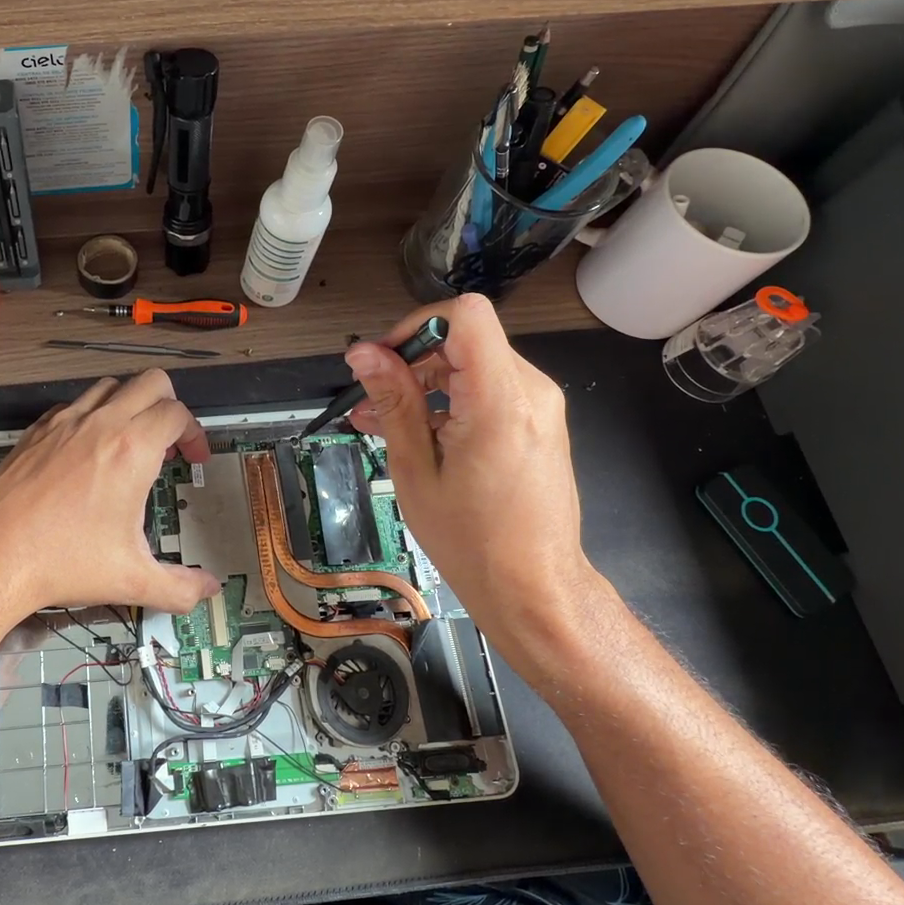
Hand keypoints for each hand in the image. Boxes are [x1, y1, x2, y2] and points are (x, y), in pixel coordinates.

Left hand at [0, 369, 221, 627]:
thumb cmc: (61, 563)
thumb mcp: (132, 580)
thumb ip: (181, 587)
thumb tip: (208, 590)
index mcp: (131, 450)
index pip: (177, 414)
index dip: (195, 433)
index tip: (193, 458)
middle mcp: (100, 425)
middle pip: (151, 382)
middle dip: (169, 406)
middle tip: (168, 444)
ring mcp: (63, 423)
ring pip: (110, 386)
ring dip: (130, 405)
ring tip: (130, 444)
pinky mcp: (35, 432)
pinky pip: (73, 404)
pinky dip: (92, 415)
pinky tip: (88, 452)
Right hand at [344, 294, 600, 651]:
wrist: (533, 588)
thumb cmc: (470, 540)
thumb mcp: (416, 471)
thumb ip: (394, 402)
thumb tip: (363, 354)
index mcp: (500, 401)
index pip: (464, 316)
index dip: (415, 327)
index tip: (383, 363)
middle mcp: (530, 391)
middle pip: (464, 338)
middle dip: (412, 360)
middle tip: (370, 401)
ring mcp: (540, 405)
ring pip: (473, 361)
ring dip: (425, 382)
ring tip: (381, 422)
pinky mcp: (538, 421)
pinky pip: (489, 388)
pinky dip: (449, 399)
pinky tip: (416, 433)